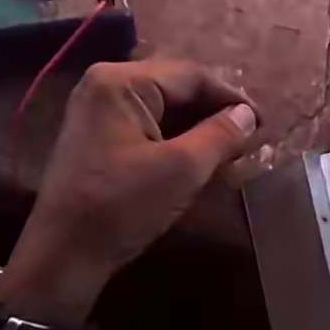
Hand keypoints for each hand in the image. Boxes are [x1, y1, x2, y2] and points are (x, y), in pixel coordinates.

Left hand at [0, 59, 257, 325]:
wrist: (66, 253)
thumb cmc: (123, 205)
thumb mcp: (182, 169)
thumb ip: (220, 135)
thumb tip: (248, 115)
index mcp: (121, 82)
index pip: (192, 75)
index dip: (232, 98)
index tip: (263, 125)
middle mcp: (105, 86)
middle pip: (176, 88)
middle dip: (216, 113)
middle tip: (250, 139)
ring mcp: (98, 112)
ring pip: (164, 109)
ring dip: (199, 128)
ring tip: (230, 152)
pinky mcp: (99, 139)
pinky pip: (149, 127)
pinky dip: (178, 140)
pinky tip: (199, 161)